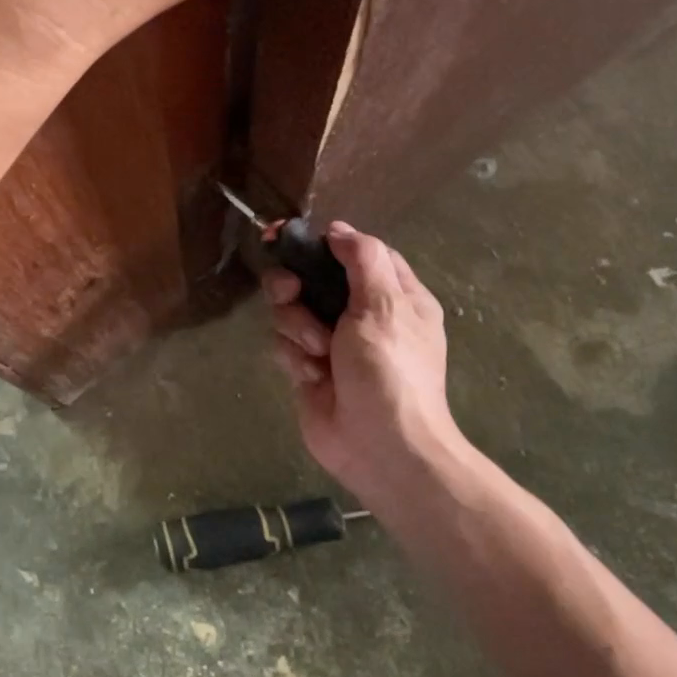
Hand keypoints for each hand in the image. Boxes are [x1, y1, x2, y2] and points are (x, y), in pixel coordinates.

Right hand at [265, 222, 464, 497]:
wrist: (379, 445)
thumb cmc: (390, 371)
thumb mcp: (385, 306)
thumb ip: (362, 259)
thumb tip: (338, 230)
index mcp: (393, 296)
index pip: (354, 252)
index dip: (321, 242)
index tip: (284, 236)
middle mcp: (361, 315)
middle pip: (310, 278)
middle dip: (294, 287)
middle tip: (291, 294)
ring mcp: (331, 342)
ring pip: (290, 310)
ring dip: (296, 326)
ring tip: (317, 352)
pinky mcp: (307, 368)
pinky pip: (283, 344)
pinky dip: (293, 357)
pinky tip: (312, 376)